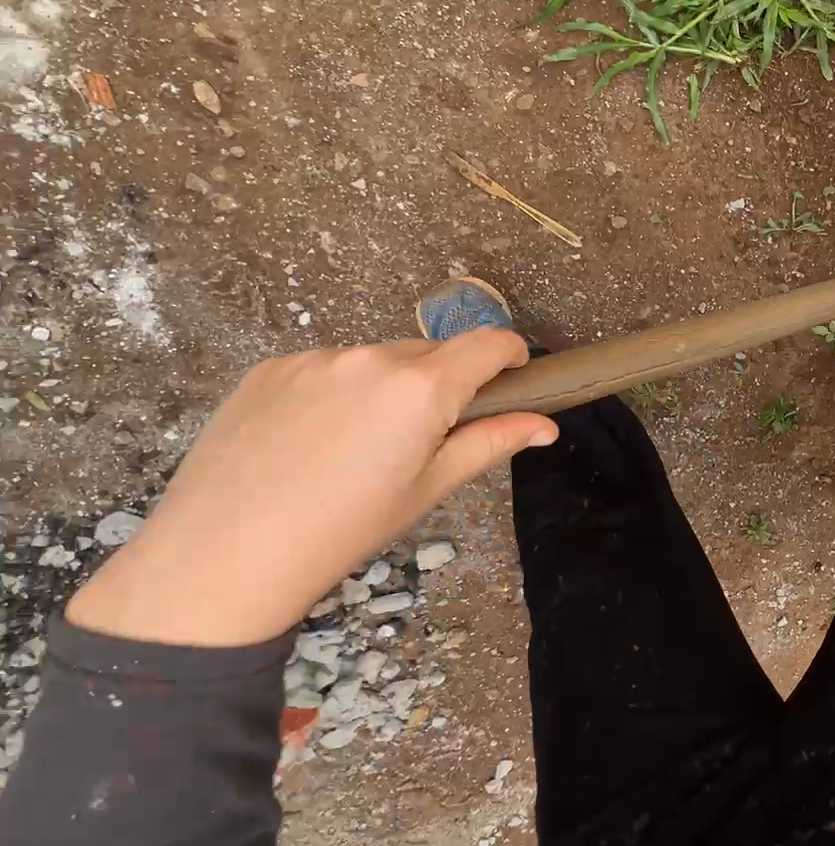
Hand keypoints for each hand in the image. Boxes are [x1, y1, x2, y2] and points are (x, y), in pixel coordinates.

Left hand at [65, 329, 556, 647]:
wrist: (219, 560)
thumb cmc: (347, 528)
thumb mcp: (432, 488)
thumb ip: (494, 442)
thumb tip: (548, 426)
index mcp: (423, 386)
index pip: (491, 342)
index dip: (511, 356)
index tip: (511, 382)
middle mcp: (372, 356)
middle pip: (435, 353)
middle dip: (446, 382)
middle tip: (425, 437)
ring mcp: (315, 359)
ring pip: (381, 359)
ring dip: (391, 385)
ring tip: (360, 444)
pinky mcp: (270, 368)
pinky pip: (330, 365)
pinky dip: (341, 389)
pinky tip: (315, 438)